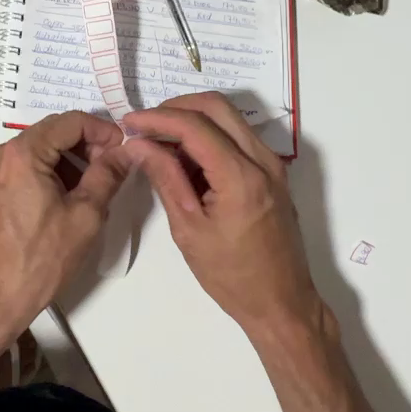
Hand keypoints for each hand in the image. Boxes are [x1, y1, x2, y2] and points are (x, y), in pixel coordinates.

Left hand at [0, 111, 131, 339]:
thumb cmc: (43, 257)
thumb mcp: (86, 215)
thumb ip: (107, 175)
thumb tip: (127, 151)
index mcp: (24, 152)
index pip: (71, 121)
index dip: (102, 130)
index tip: (124, 149)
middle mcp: (6, 152)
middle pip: (56, 131)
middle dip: (89, 144)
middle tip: (114, 168)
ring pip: (45, 148)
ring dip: (74, 159)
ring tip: (98, 186)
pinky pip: (32, 165)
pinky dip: (56, 171)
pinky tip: (75, 196)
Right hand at [123, 93, 330, 344]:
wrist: (282, 304)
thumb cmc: (231, 276)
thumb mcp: (188, 229)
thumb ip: (165, 178)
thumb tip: (138, 144)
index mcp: (241, 176)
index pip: (194, 125)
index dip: (157, 118)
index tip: (128, 123)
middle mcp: (262, 160)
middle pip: (216, 106)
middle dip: (175, 107)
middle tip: (144, 125)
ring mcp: (272, 164)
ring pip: (228, 117)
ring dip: (192, 119)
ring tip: (160, 141)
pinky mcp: (272, 172)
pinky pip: (237, 135)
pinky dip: (209, 134)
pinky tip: (185, 157)